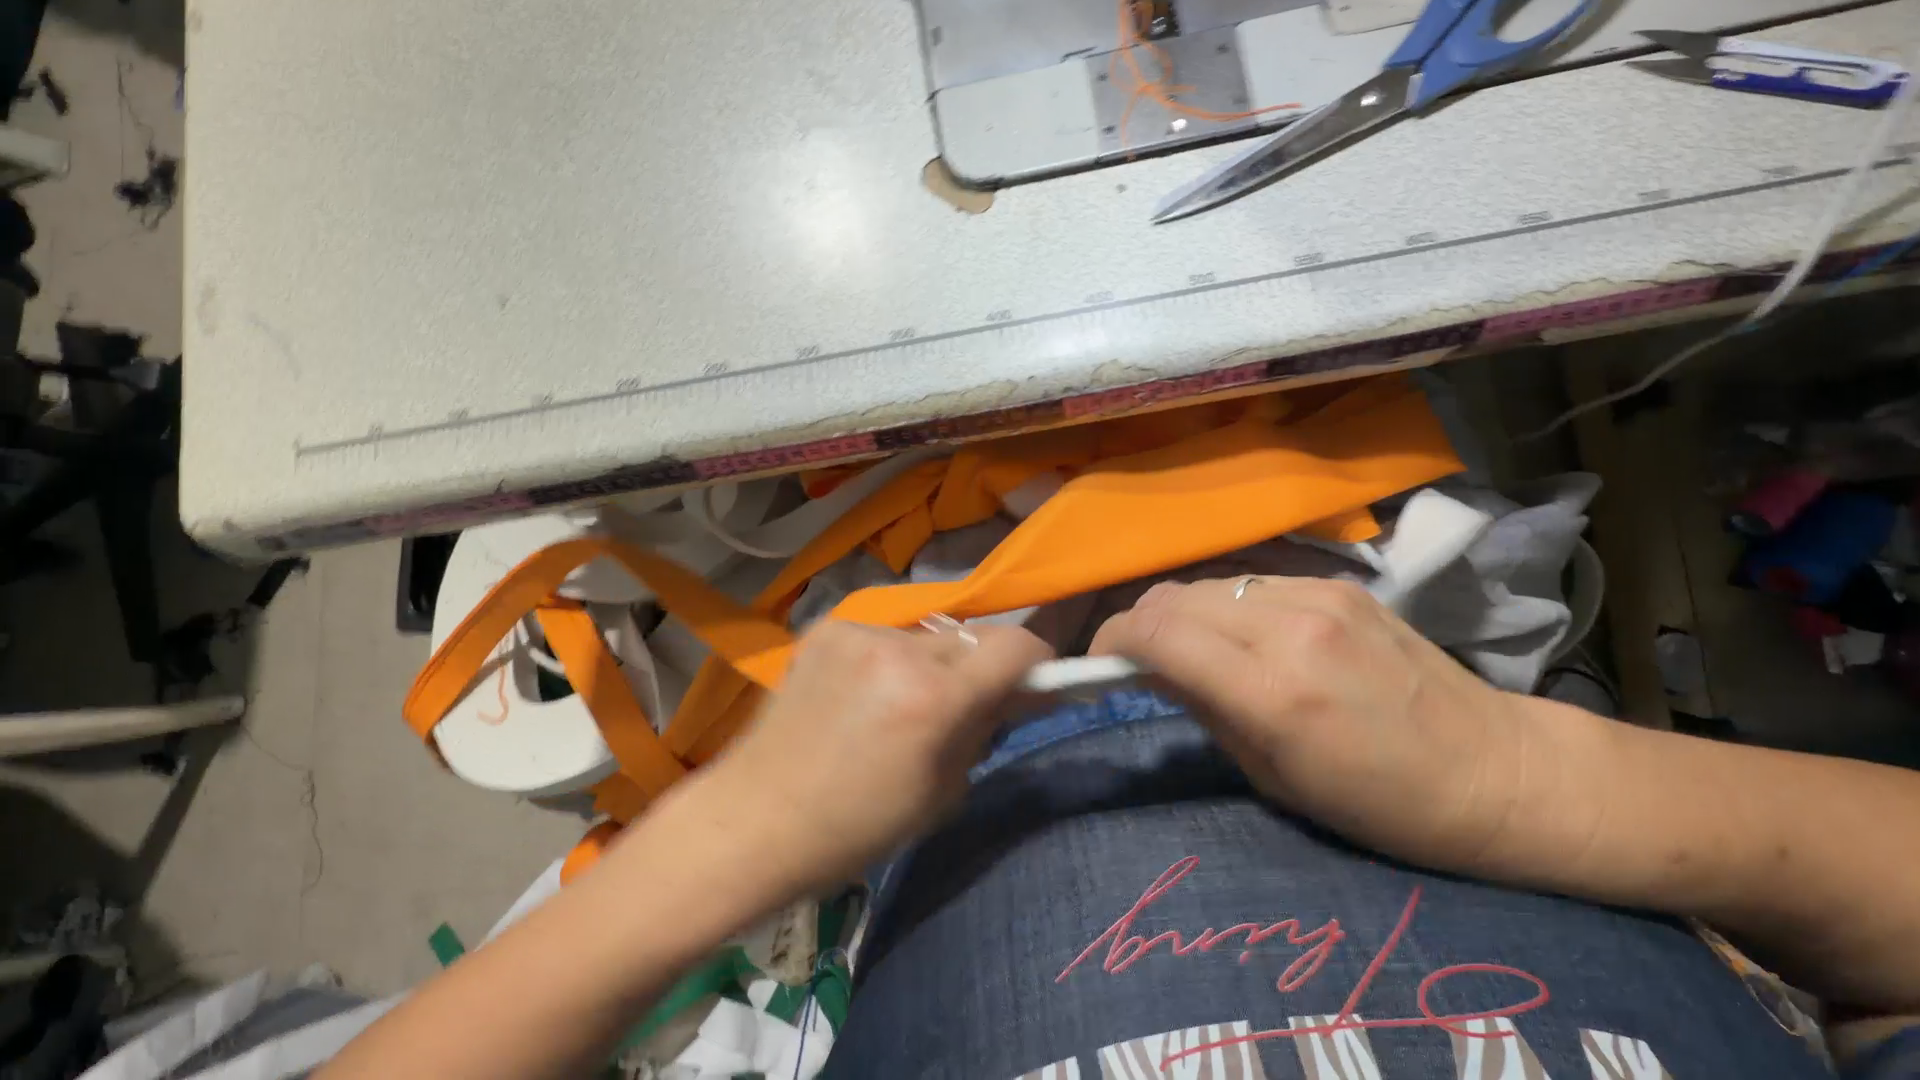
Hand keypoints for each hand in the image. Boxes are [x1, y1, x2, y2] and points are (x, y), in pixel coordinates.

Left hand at [681, 620, 1052, 891]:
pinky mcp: (825, 628)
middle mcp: (900, 650)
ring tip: (898, 707)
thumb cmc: (856, 827)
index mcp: (934, 699)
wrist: (755, 819)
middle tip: (962, 709)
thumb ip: (982, 730)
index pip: (1017, 646)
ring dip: (931, 665)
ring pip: (927, 637)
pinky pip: (884, 637)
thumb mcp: (942, 792)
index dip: (1036, 664)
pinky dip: (889, 662)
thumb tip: (1010, 695)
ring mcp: (857, 632)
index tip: (1033, 687)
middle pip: (973, 639)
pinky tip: (860, 697)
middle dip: (979, 670)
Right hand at [1090, 577, 1592, 876]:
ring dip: (1184, 612)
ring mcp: (1321, 596)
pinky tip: (1246, 637)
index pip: (1156, 634)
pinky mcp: (1343, 584)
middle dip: (1141, 625)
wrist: (1494, 771)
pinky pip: (1254, 584)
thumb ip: (1203, 709)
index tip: (1100, 664)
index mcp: (1272, 691)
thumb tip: (1149, 670)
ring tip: (1194, 650)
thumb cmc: (1379, 804)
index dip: (1112, 642)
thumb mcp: (1272, 776)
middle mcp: (1291, 627)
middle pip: (1173, 597)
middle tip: (1141, 662)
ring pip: (1210, 584)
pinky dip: (1229, 607)